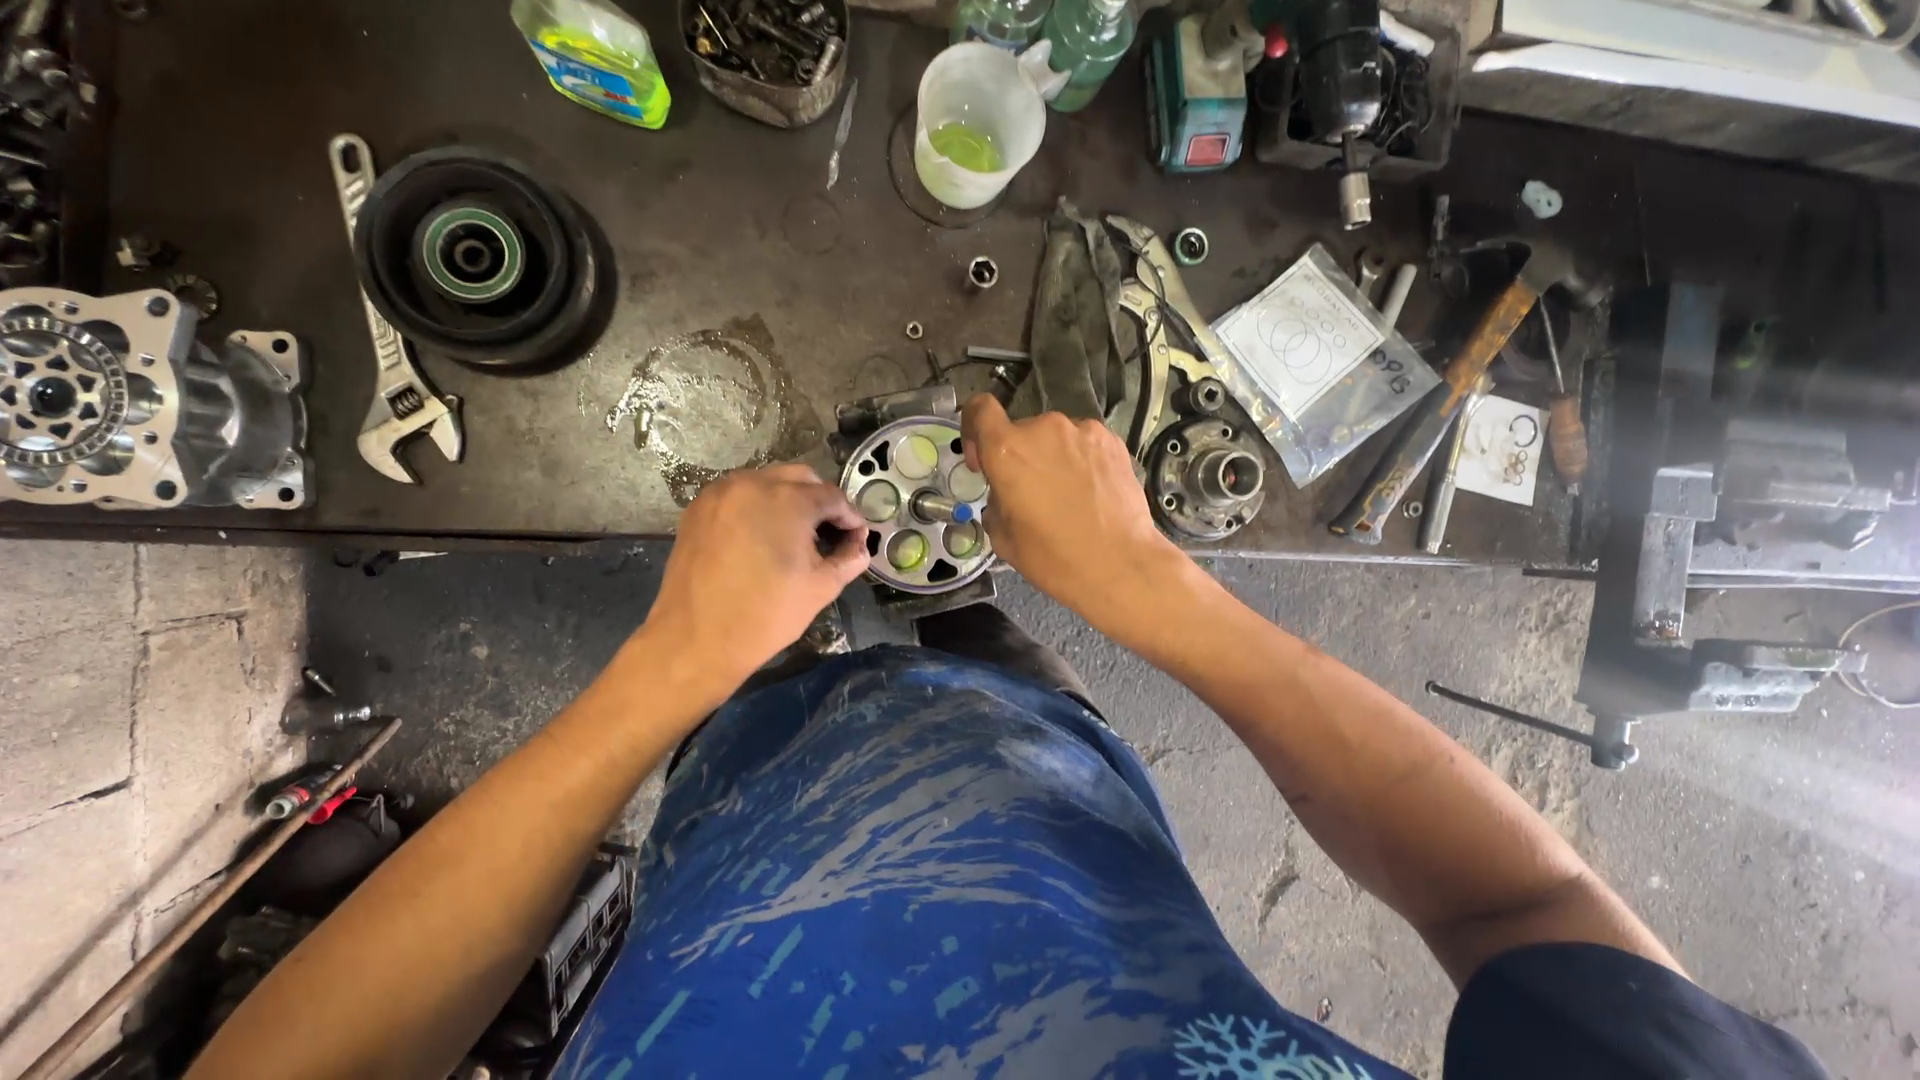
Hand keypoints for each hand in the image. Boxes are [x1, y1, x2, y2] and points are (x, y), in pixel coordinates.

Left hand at [637, 464, 869, 698]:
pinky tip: (761, 537)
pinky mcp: (698, 508)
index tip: (855, 536)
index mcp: (787, 500)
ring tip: (794, 535)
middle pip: (800, 478)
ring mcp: (720, 493)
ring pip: (766, 482)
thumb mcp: (821, 587)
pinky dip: (756, 507)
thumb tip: (859, 544)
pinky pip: (738, 495)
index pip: (832, 496)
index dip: (849, 516)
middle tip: (828, 533)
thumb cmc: (766, 614)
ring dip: (787, 499)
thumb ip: (849, 557)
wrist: (697, 638)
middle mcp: (752, 483)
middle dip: (819, 501)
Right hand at [961, 395, 1187, 629]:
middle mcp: (1043, 429)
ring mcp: (1082, 431)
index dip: (975, 428)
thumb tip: (1007, 495)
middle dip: (1021, 457)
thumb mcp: (1004, 538)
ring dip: (1053, 458)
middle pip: (1021, 431)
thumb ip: (996, 502)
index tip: (984, 458)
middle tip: (1032, 494)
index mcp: (1007, 450)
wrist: (1120, 564)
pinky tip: (1091, 491)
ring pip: (1055, 438)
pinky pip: (1084, 444)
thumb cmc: (1054, 557)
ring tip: (1068, 495)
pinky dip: (1081, 460)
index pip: (980, 408)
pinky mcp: (1112, 440)